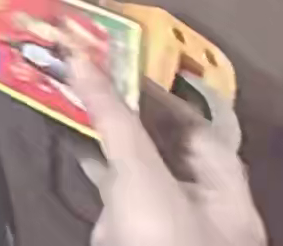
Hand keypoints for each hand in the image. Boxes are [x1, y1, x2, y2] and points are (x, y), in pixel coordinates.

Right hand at [66, 52, 266, 245]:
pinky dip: (84, 147)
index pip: (199, 131)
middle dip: (123, 104)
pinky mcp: (126, 222)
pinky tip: (58, 125)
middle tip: (83, 69)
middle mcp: (197, 200)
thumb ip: (112, 115)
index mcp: (223, 193)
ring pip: (130, 154)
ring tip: (64, 87)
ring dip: (98, 123)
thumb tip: (80, 55)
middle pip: (161, 139)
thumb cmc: (164, 239)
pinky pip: (106, 172)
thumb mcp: (140, 173)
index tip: (117, 65)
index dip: (162, 96)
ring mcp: (160, 213)